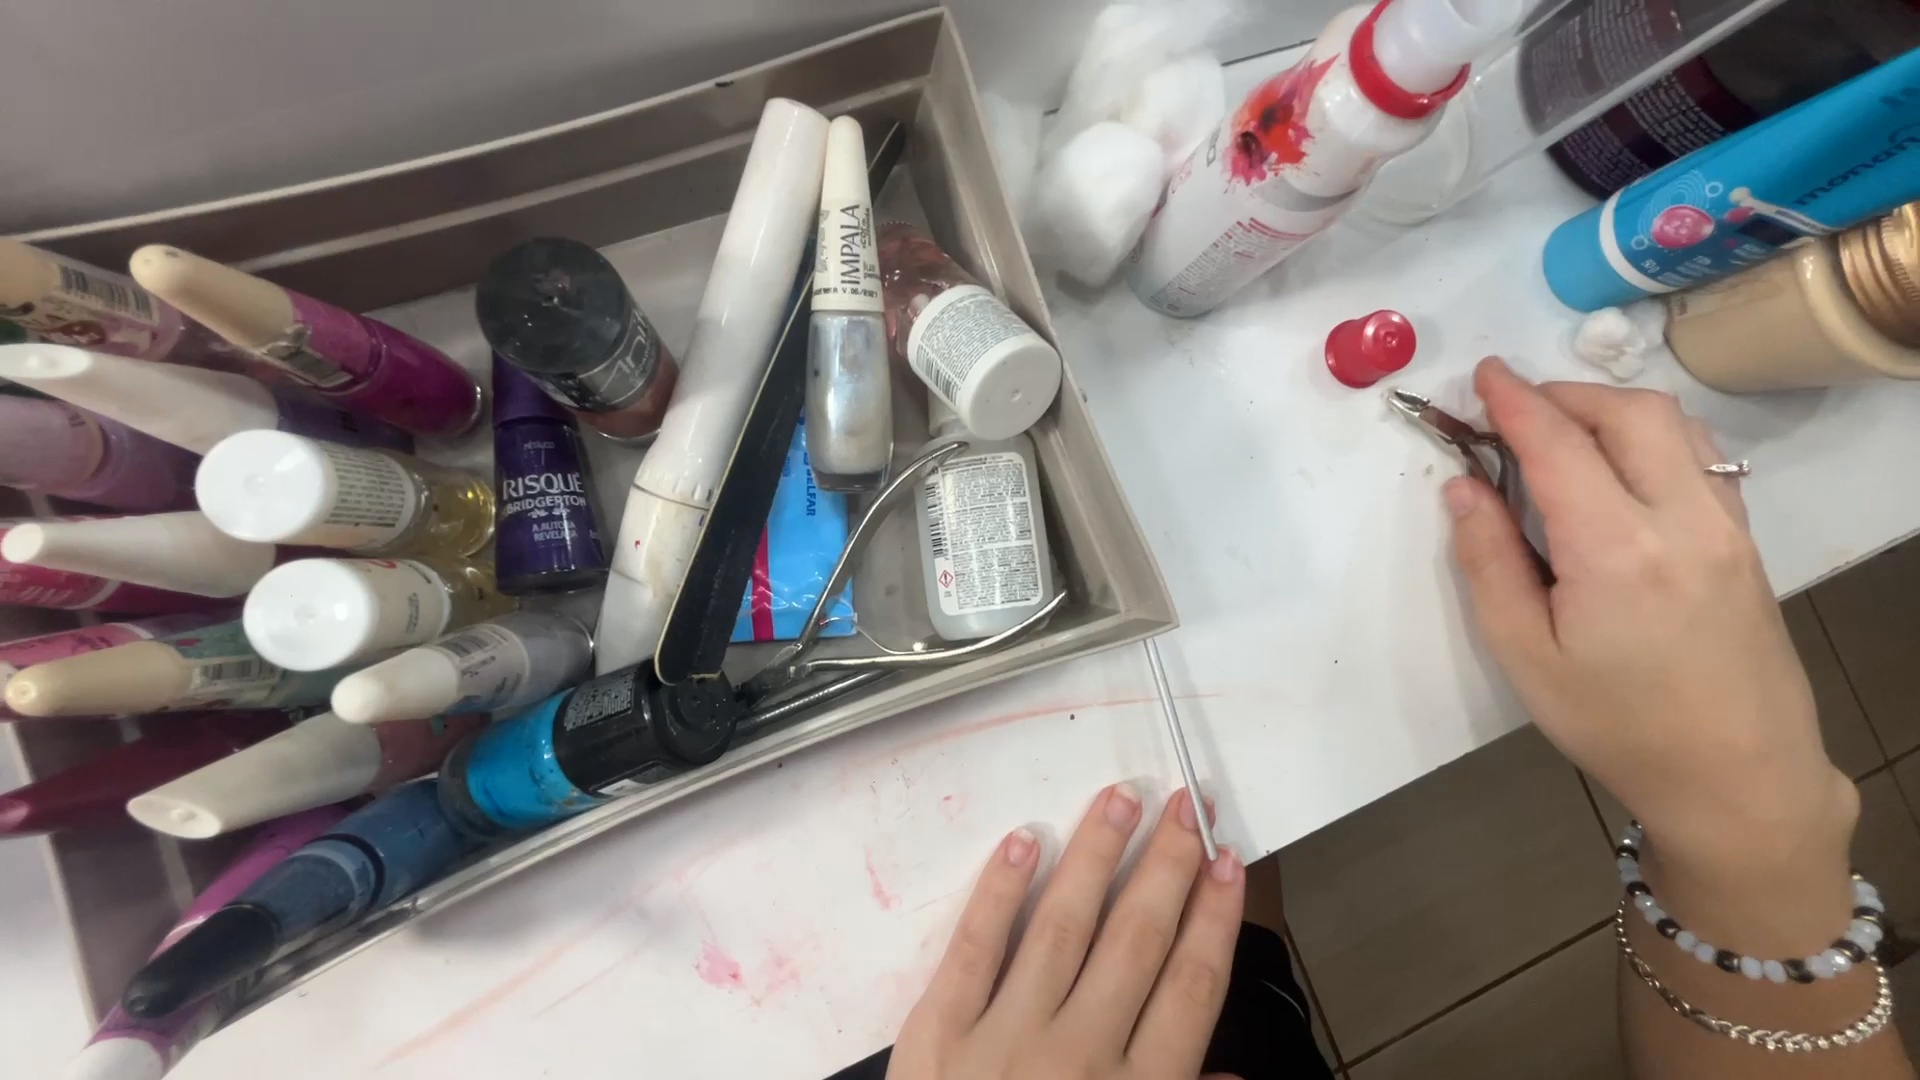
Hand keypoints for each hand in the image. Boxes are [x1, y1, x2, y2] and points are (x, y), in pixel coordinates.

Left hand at [889, 785, 1243, 1079]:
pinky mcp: (938, 1029)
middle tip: (1185, 804)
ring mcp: (1005, 1038)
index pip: (1188, 988)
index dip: (1212, 918)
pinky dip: (1000, 891)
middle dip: (1166, 866)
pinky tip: (1024, 840)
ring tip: (1119, 798)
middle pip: (1135, 941)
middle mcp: (1078, 1056)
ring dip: (1095, 855)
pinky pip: (974, 947)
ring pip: (1063, 926)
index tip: (1226, 860)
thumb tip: (1232, 1077)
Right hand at [1443, 358, 1854, 875]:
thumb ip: (1487, 560)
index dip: (1515, 402)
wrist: (1735, 775)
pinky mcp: (1743, 543)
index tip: (1483, 373)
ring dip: (1608, 408)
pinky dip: (1646, 435)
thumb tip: (1462, 487)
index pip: (1560, 446)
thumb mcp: (1522, 650)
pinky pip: (1698, 458)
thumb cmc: (1611, 720)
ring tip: (1554, 425)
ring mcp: (1727, 529)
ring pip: (1675, 428)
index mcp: (1617, 550)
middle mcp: (1684, 522)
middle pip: (1631, 415)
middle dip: (1563, 394)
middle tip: (1508, 403)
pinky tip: (1609, 462)